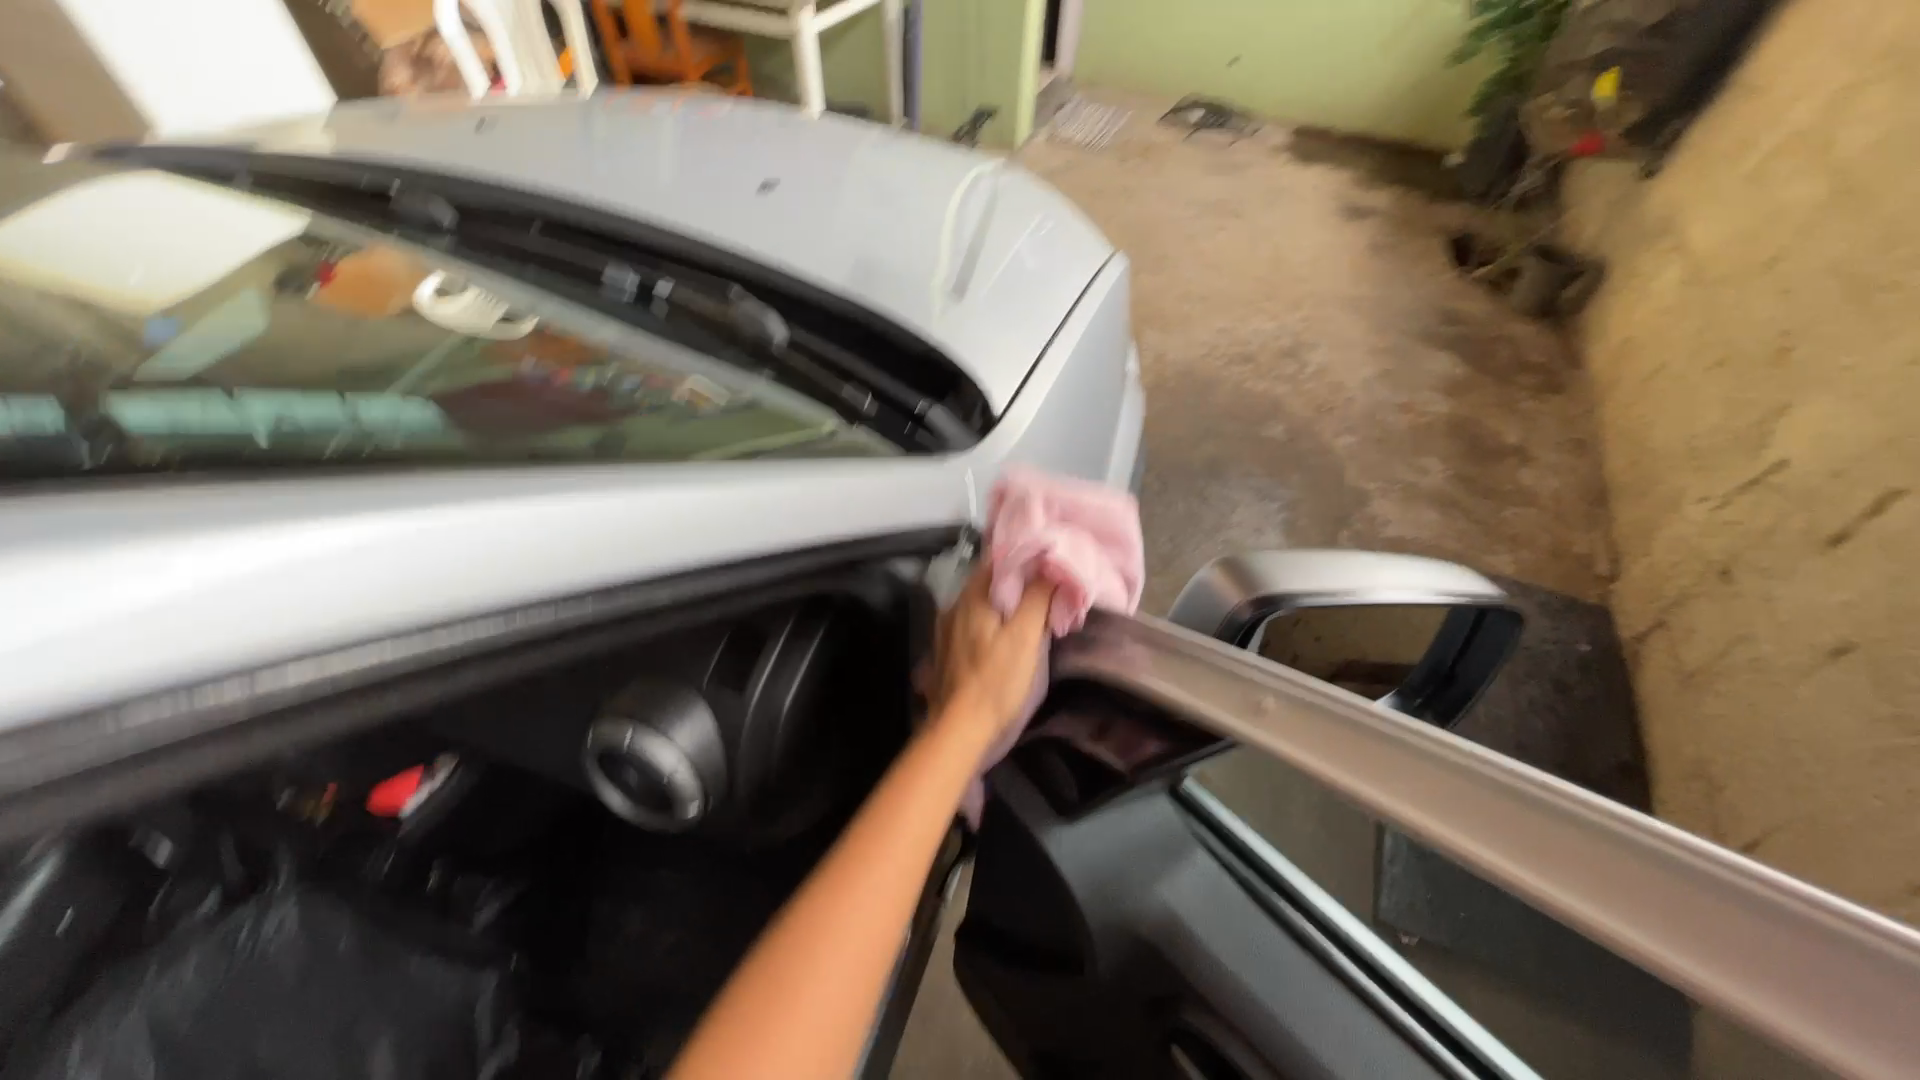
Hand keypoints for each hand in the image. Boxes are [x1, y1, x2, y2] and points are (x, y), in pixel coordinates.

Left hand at [924, 568, 1054, 740]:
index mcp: (971, 596)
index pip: (1000, 559)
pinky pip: (979, 625)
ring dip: (1011, 605)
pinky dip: (999, 624)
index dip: (1029, 557)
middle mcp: (955, 606)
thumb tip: (1052, 563)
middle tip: (1054, 587)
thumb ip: (1038, 597)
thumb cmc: (997, 682)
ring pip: (986, 605)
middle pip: (993, 582)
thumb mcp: (1025, 637)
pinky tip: (1014, 636)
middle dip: (1023, 582)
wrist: (960, 732)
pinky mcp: (952, 653)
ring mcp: (949, 631)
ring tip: (1040, 610)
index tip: (1055, 560)